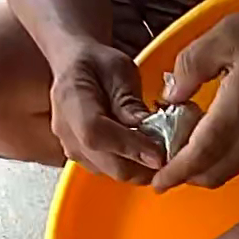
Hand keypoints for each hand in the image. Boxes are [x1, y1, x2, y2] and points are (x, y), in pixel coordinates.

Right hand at [49, 40, 165, 182]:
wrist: (77, 67)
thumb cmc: (99, 65)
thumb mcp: (119, 71)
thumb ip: (131, 103)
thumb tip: (149, 133)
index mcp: (70, 98)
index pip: (96, 133)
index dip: (130, 147)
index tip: (159, 153)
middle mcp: (67, 130)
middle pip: (110, 164)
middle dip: (147, 165)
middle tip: (171, 154)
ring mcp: (75, 149)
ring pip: (117, 174)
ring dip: (144, 169)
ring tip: (160, 151)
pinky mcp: (87, 161)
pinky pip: (116, 173)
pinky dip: (136, 167)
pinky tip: (147, 153)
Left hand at [150, 0, 238, 191]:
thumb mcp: (223, 36)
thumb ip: (190, 68)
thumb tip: (170, 98)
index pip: (201, 156)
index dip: (176, 174)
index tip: (157, 185)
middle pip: (217, 173)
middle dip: (190, 176)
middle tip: (167, 162)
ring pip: (233, 167)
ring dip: (208, 166)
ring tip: (186, 147)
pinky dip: (225, 156)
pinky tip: (215, 133)